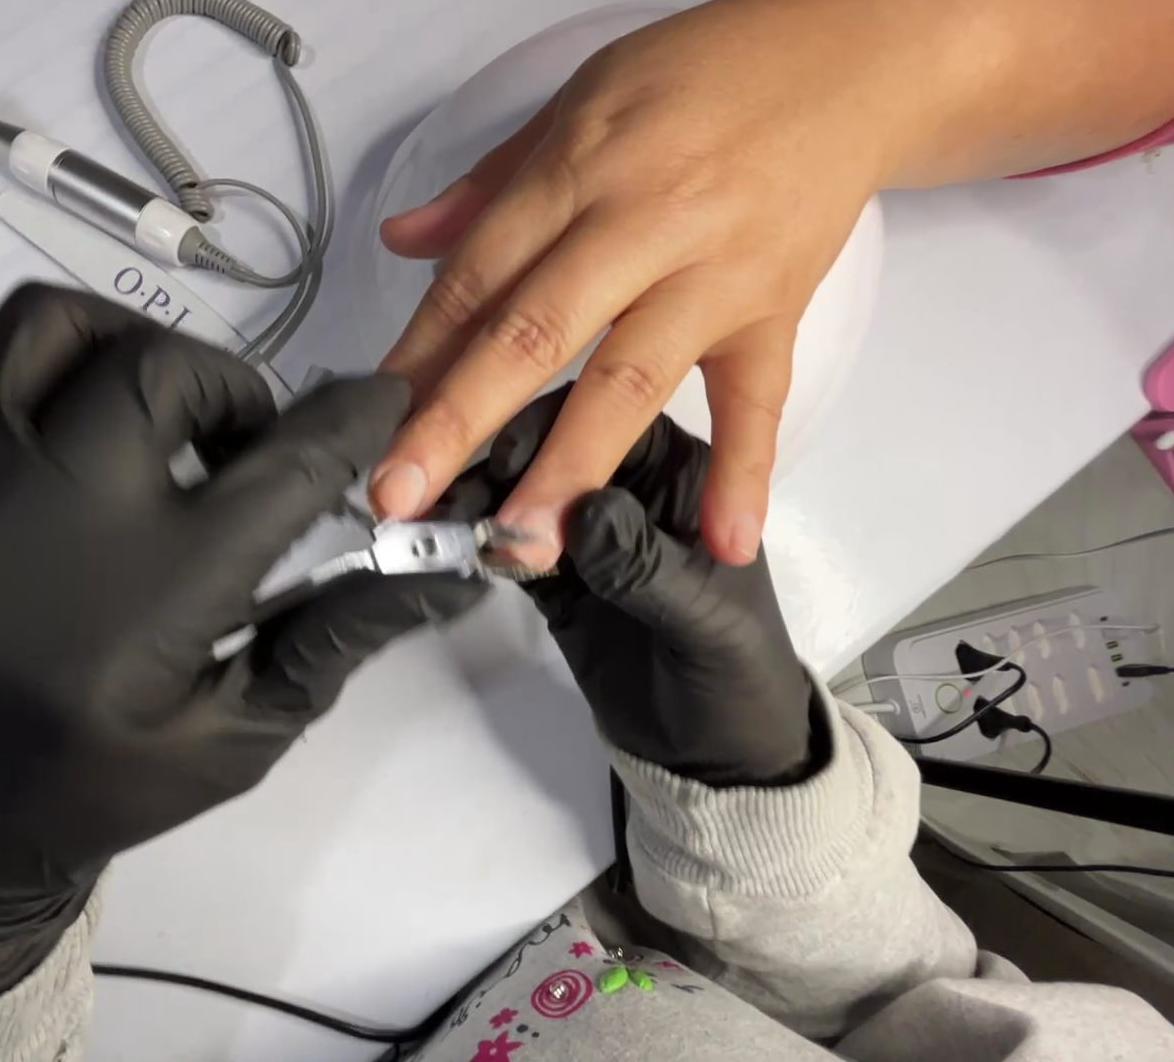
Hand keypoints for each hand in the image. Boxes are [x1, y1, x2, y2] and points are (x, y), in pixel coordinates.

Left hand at [0, 285, 483, 1004]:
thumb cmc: (103, 786)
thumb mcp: (242, 735)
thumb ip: (341, 637)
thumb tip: (446, 576)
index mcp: (156, 591)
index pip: (284, 468)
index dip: (351, 420)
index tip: (379, 400)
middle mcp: (52, 516)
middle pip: (160, 370)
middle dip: (227, 387)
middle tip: (234, 438)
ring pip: (41, 328)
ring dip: (118, 345)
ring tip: (139, 402)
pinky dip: (8, 359)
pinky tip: (41, 410)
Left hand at [372, 0, 904, 567]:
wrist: (852, 54)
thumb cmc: (700, 79)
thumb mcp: (575, 105)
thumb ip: (486, 188)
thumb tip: (405, 239)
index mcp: (573, 175)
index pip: (475, 283)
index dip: (417, 361)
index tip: (371, 429)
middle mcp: (638, 229)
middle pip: (532, 337)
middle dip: (458, 423)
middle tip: (402, 496)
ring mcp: (712, 277)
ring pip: (629, 381)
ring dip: (570, 468)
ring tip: (524, 542)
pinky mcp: (775, 312)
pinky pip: (757, 399)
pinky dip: (743, 471)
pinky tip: (722, 539)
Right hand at [442, 386, 817, 785]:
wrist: (707, 751)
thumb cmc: (732, 677)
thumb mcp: (704, 620)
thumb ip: (646, 564)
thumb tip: (585, 508)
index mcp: (680, 477)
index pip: (618, 422)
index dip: (561, 431)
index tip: (511, 460)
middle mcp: (624, 487)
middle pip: (554, 447)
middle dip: (505, 463)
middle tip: (459, 492)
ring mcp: (580, 531)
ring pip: (520, 493)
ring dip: (480, 501)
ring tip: (440, 521)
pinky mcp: (548, 573)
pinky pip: (505, 544)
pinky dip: (477, 543)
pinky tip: (450, 544)